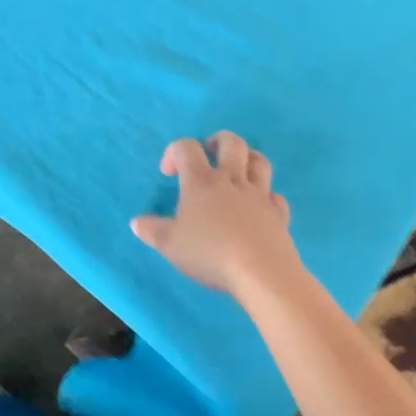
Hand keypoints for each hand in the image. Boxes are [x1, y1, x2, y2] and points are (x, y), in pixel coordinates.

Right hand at [131, 132, 302, 304]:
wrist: (261, 274)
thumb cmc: (210, 253)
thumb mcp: (170, 245)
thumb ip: (152, 231)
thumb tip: (137, 222)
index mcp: (201, 181)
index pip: (186, 147)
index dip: (174, 152)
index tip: (168, 174)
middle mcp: (231, 180)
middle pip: (231, 142)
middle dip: (218, 141)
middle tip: (208, 154)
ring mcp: (259, 196)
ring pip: (259, 162)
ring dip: (247, 160)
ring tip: (237, 172)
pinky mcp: (279, 215)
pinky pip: (275, 197)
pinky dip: (267, 197)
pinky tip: (258, 208)